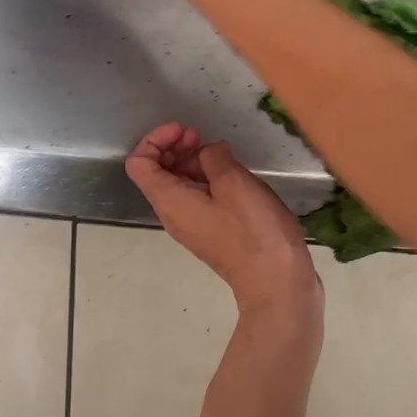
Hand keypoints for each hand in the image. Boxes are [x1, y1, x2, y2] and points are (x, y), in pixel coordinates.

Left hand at [126, 123, 322, 317]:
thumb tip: (208, 153)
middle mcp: (172, 214)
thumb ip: (212, 157)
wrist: (278, 287)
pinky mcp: (210, 233)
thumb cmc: (253, 231)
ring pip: (177, 184)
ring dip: (189, 161)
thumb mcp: (232, 182)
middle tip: (199, 135)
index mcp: (169, 201)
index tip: (183, 129)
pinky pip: (195, 198)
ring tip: (217, 151)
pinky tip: (228, 173)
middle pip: (156, 172)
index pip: (139, 163)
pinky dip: (203, 178)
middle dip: (173, 147)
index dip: (155, 139)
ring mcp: (191, 226)